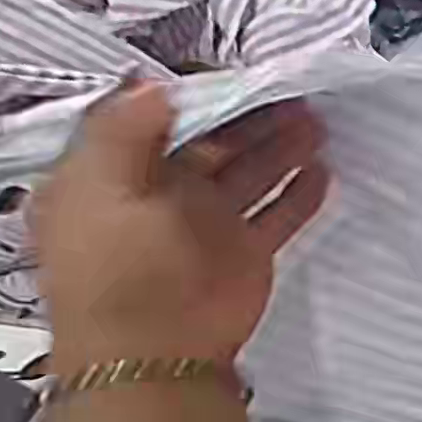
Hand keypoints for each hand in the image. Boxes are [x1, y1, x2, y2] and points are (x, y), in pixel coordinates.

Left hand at [31, 84, 328, 367]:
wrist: (157, 347)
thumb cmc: (116, 269)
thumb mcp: (99, 190)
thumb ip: (122, 134)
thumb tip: (155, 85)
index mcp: (118, 170)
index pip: (159, 119)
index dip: (196, 95)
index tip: (233, 74)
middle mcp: (167, 190)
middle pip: (216, 143)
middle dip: (253, 118)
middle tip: (292, 96)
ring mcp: (214, 222)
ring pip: (254, 174)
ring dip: (283, 149)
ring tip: (316, 124)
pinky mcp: (251, 250)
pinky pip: (281, 214)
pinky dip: (302, 194)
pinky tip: (322, 172)